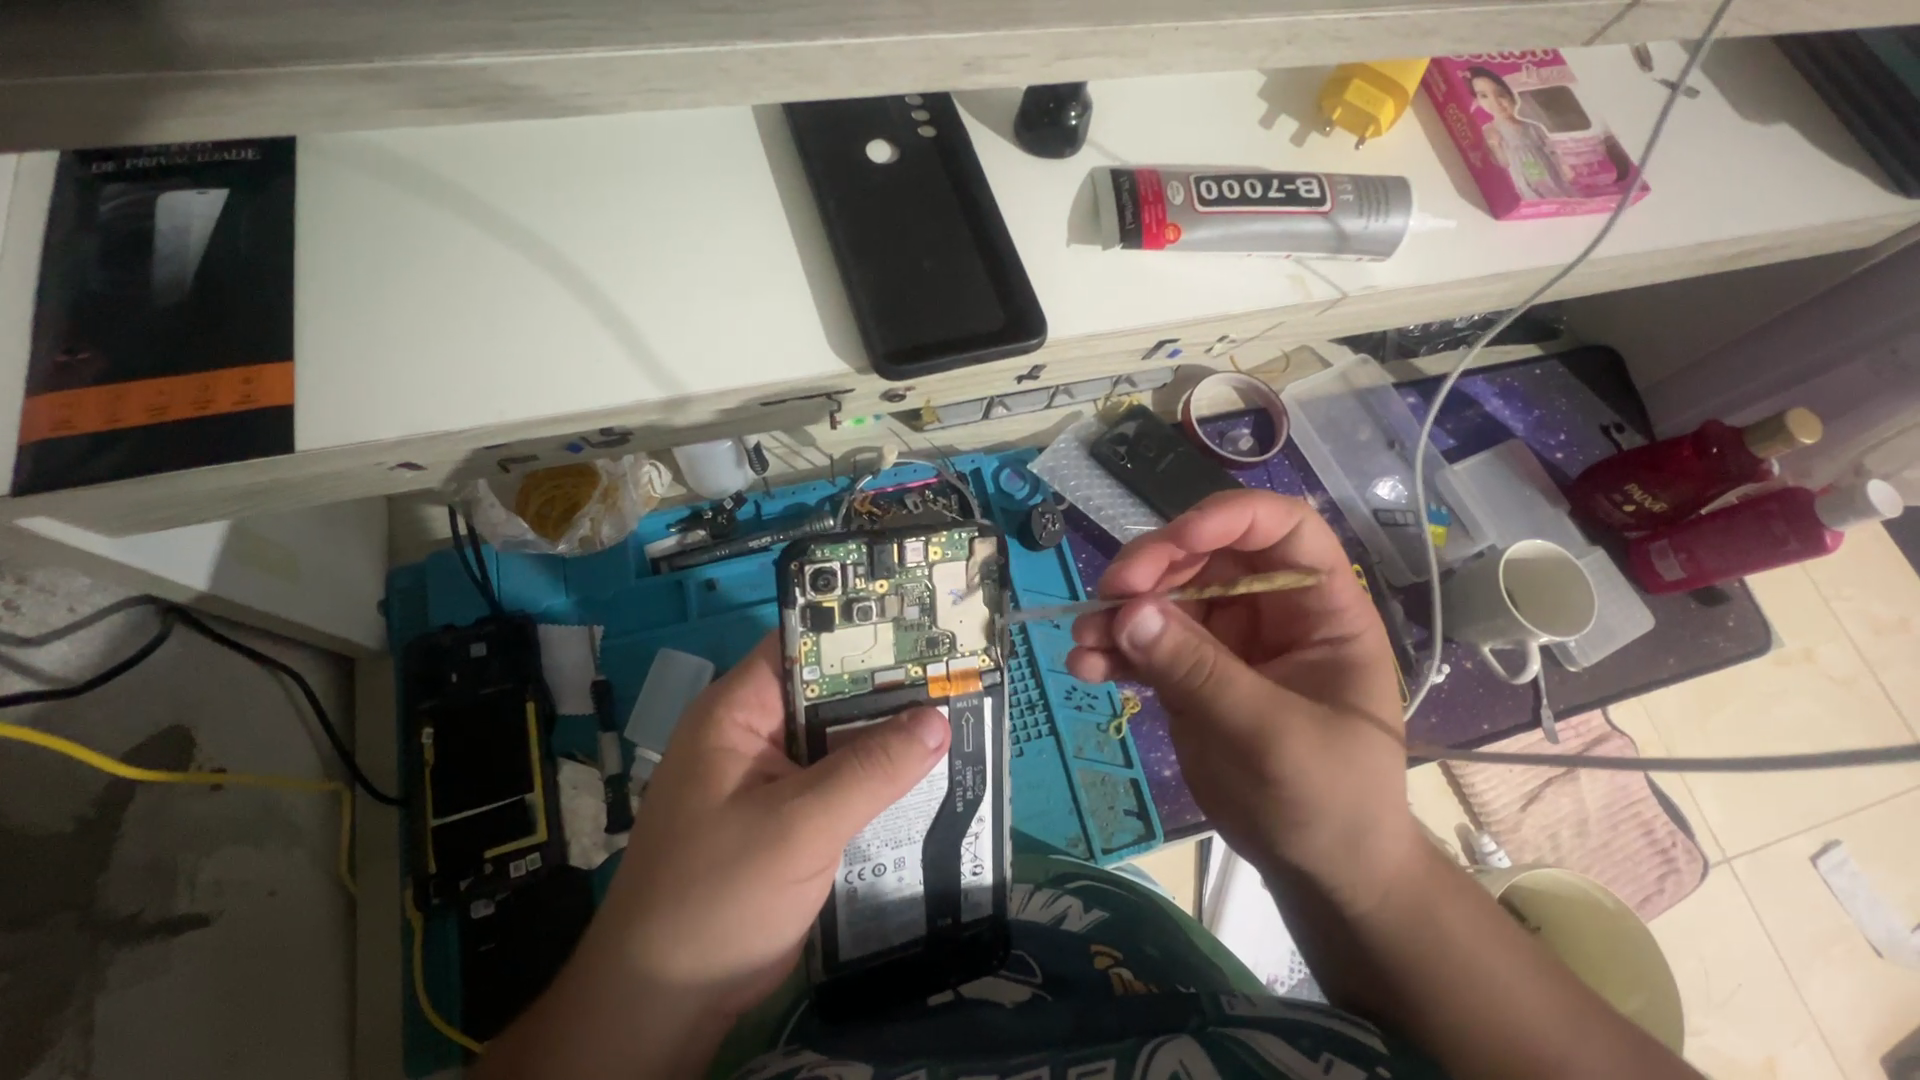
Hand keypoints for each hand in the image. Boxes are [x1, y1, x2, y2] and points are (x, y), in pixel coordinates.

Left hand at [589, 635, 948, 1014]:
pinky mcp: (787, 820)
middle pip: (828, 695)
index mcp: (737, 714)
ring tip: (960, 713)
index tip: (924, 630)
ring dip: (888, 736)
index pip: (802, 649)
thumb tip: (937, 719)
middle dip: (888, 688)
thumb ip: (870, 770)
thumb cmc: (718, 897)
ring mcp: (770, 780)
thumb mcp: (798, 826)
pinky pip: (838, 783)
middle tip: (958, 675)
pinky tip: (929, 774)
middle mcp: (753, 736)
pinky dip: (877, 779)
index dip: (860, 635)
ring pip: (838, 741)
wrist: (668, 998)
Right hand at [1067, 490, 1415, 912]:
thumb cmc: (1329, 798)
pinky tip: (1085, 667)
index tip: (1172, 543)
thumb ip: (1201, 672)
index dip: (1227, 519)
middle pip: (1206, 555)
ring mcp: (1225, 643)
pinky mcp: (1189, 676)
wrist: (1319, 868)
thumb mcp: (1272, 735)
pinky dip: (1111, 650)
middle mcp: (1270, 611)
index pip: (1281, 528)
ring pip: (1164, 597)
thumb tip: (1128, 612)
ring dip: (1119, 610)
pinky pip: (1144, 645)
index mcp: (1320, 606)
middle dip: (1154, 567)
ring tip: (1083, 639)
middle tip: (1110, 595)